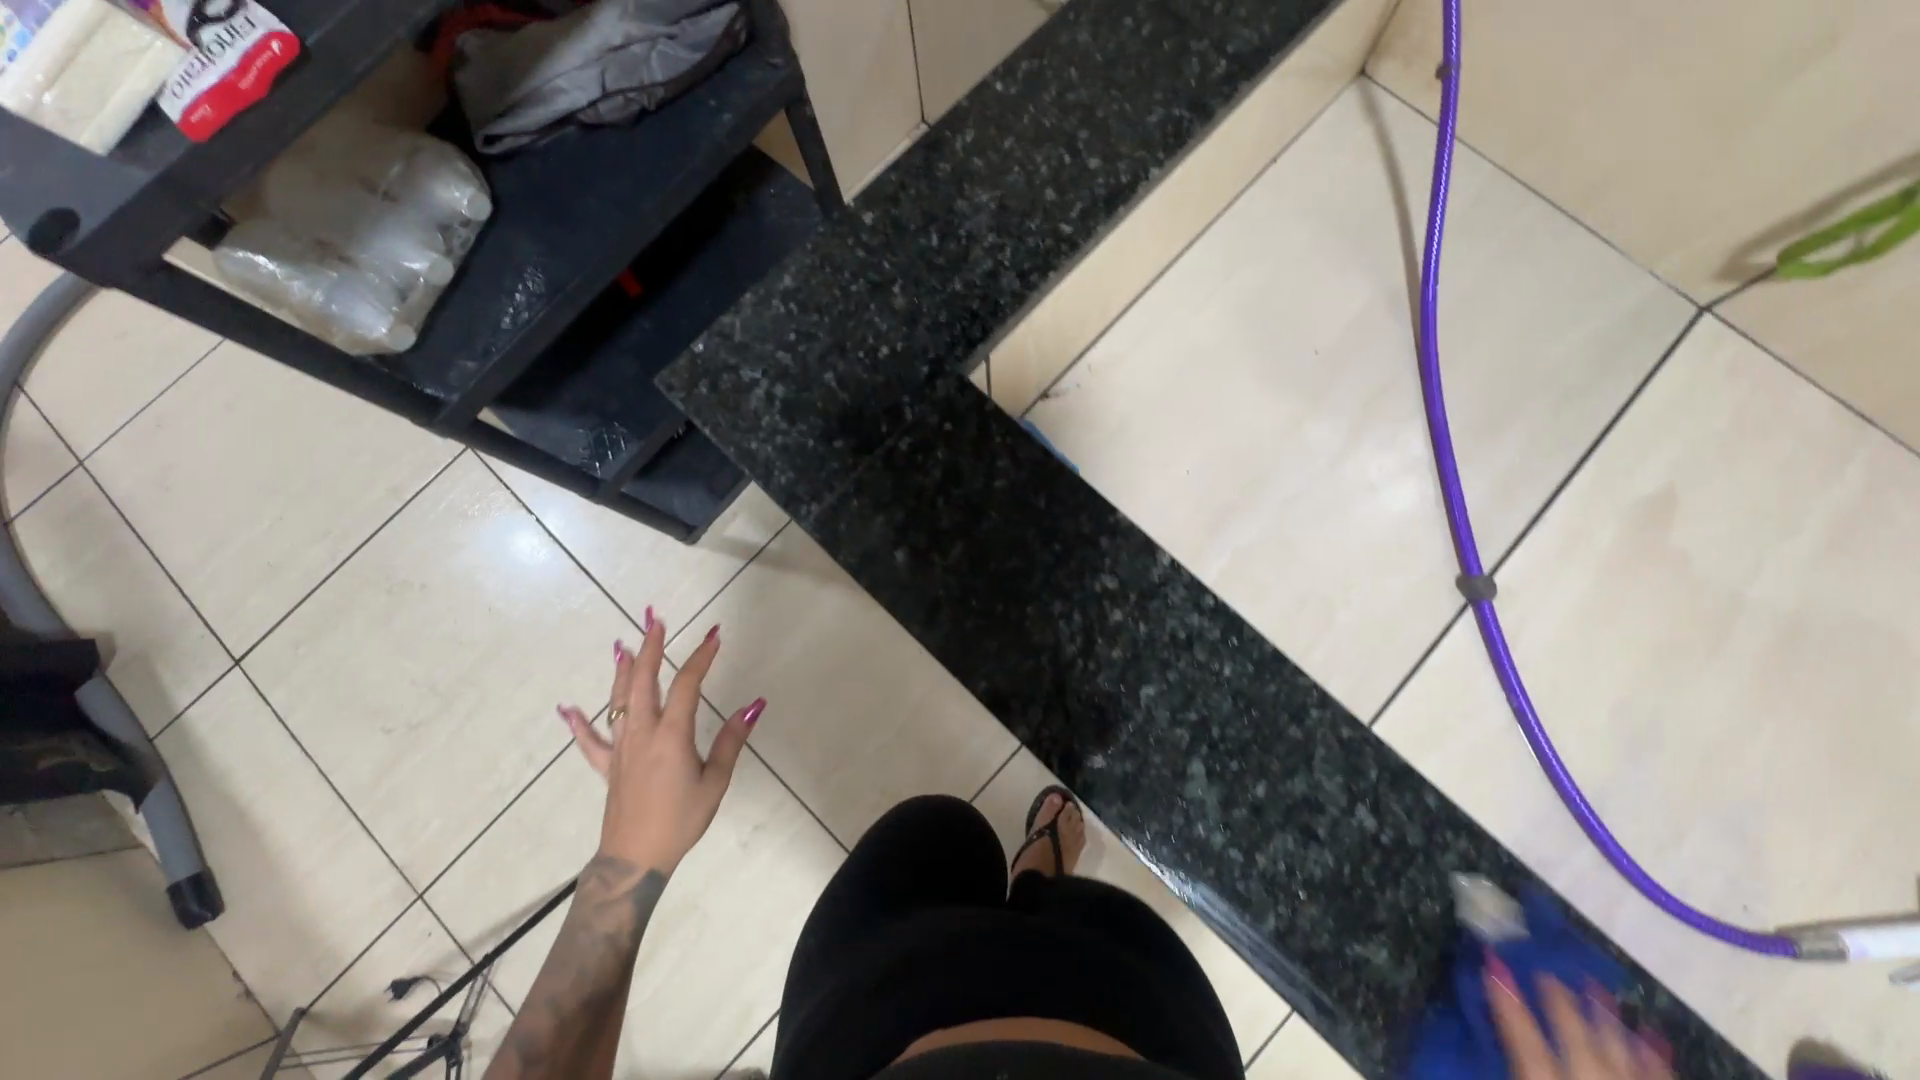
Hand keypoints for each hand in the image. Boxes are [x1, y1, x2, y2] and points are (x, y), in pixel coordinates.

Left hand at [557, 612, 765, 876]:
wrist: (635, 857)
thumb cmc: (681, 820)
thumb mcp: (715, 783)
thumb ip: (731, 742)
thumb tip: (752, 706)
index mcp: (671, 735)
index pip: (687, 685)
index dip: (701, 657)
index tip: (714, 635)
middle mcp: (642, 733)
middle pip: (645, 681)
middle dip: (652, 647)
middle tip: (656, 619)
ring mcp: (620, 748)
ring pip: (618, 700)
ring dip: (622, 671)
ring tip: (622, 644)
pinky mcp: (607, 766)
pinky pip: (590, 740)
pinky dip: (578, 723)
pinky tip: (566, 709)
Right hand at [1486, 956, 1673, 1079]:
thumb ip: (1521, 1066)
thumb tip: (1492, 1050)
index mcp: (1546, 1077)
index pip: (1519, 1030)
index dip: (1504, 993)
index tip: (1492, 960)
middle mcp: (1587, 1072)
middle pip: (1570, 1025)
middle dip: (1557, 993)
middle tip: (1546, 966)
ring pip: (1615, 1040)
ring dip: (1604, 1011)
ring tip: (1596, 984)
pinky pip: (1658, 1069)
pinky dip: (1653, 1049)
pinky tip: (1651, 1030)